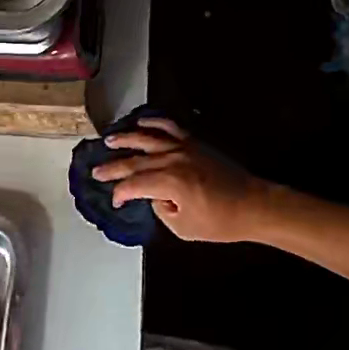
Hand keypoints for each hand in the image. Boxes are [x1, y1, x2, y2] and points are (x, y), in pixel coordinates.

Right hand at [92, 117, 271, 242]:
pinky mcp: (193, 141)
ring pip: (147, 138)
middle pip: (135, 161)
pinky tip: (141, 122)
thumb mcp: (184, 228)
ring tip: (109, 140)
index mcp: (169, 183)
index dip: (120, 193)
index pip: (134, 185)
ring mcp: (183, 147)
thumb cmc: (220, 222)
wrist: (253, 204)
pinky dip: (154, 121)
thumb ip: (161, 210)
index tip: (115, 201)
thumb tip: (154, 196)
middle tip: (96, 170)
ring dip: (126, 139)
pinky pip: (169, 126)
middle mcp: (172, 160)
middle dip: (113, 167)